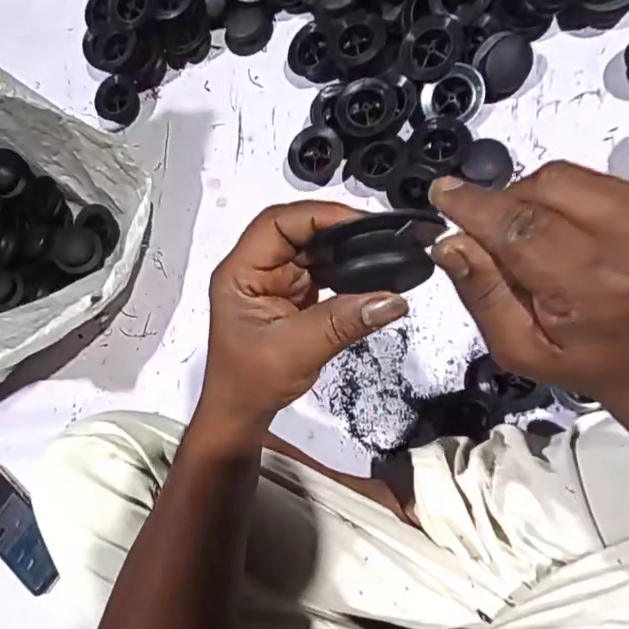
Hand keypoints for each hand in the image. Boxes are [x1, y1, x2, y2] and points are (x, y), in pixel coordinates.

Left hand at [198, 202, 408, 429]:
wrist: (241, 412)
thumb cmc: (247, 384)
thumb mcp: (296, 351)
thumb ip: (343, 323)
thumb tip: (388, 300)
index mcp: (240, 273)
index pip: (277, 224)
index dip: (317, 216)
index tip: (357, 223)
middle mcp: (256, 271)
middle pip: (298, 232)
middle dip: (337, 233)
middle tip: (376, 238)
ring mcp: (275, 284)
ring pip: (313, 251)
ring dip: (343, 255)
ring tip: (376, 257)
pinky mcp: (293, 298)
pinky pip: (322, 275)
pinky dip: (344, 276)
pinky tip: (364, 279)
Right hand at [427, 165, 628, 402]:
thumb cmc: (590, 360)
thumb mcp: (519, 348)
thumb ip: (483, 294)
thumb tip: (451, 246)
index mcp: (599, 287)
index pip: (523, 227)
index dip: (477, 208)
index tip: (445, 194)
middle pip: (542, 189)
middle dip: (504, 208)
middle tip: (494, 245)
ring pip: (564, 179)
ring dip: (532, 203)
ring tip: (536, 248)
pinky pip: (590, 180)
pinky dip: (563, 202)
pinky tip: (565, 237)